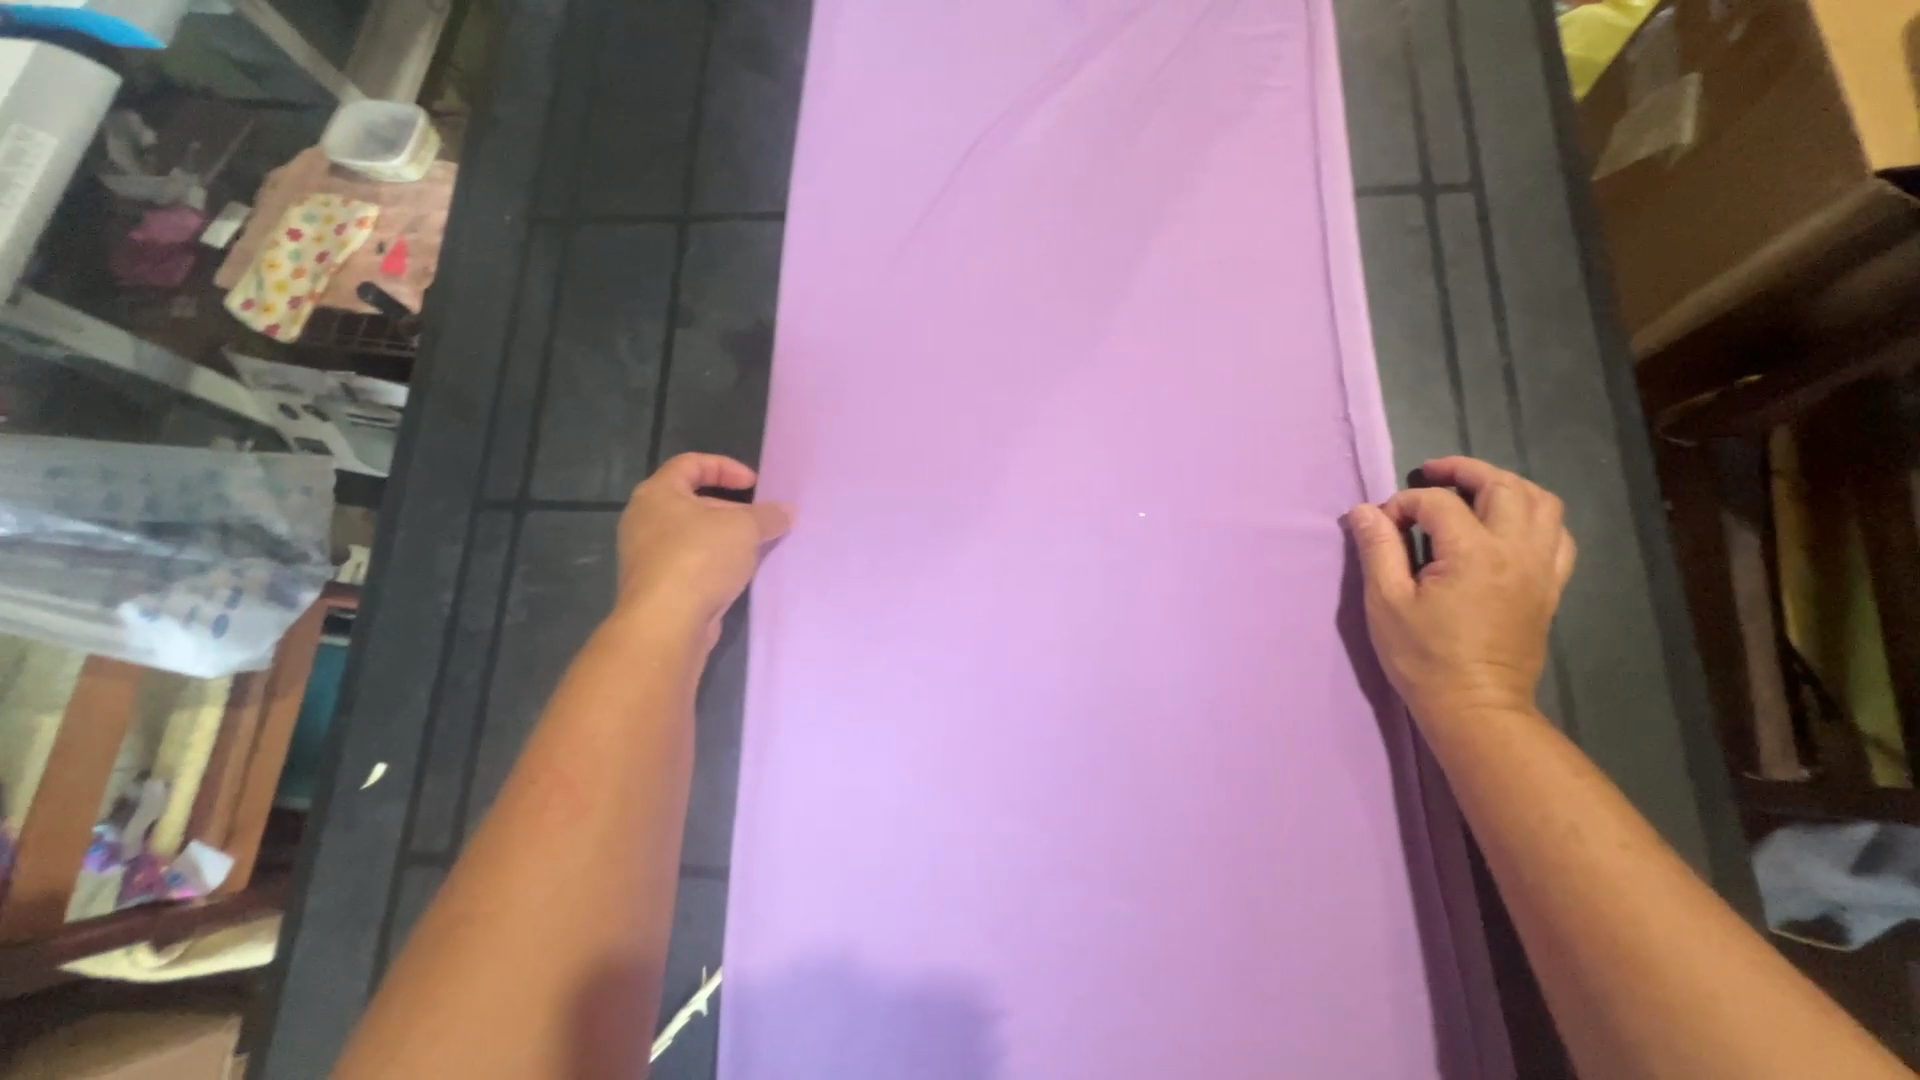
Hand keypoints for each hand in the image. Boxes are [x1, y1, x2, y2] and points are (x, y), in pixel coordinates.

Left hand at [615, 454, 792, 641]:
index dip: (725, 467)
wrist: (667, 622)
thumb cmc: (699, 558)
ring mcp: (648, 556)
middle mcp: (645, 520)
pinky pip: (691, 564)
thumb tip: (786, 512)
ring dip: (726, 539)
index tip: (753, 484)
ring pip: (694, 536)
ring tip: (757, 548)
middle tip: (762, 520)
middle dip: (732, 508)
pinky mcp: (658, 587)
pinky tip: (740, 575)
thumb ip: (768, 516)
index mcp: (657, 493)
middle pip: (693, 502)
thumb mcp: (744, 528)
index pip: (690, 464)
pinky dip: (716, 564)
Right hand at [1346, 457, 1575, 722]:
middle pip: (1502, 486)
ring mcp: (1540, 568)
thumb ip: (1378, 549)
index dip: (1403, 504)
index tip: (1380, 526)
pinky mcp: (1550, 587)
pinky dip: (1535, 517)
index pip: (1437, 502)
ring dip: (1506, 486)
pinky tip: (1509, 525)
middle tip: (1431, 473)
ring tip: (1473, 491)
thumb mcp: (1386, 603)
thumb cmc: (1423, 657)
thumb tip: (1365, 511)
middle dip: (1463, 471)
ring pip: (1541, 502)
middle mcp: (1516, 550)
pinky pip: (1558, 535)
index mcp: (1473, 553)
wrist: (1475, 706)